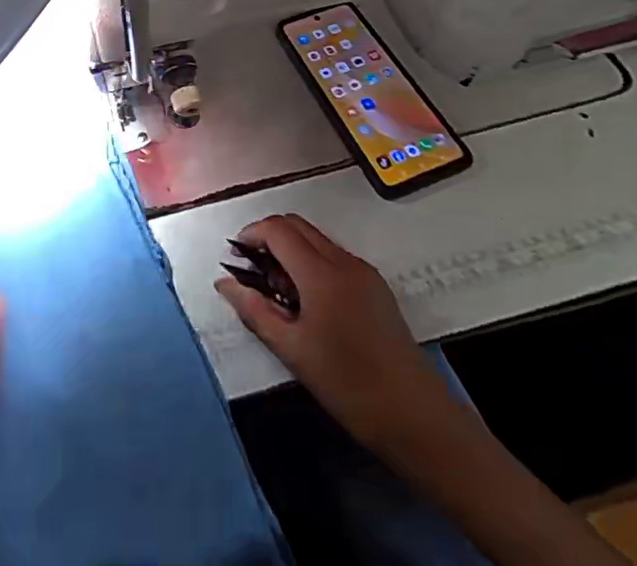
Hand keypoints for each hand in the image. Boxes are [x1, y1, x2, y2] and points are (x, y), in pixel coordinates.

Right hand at [214, 214, 446, 451]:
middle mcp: (344, 261)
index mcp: (322, 274)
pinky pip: (333, 256)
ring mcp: (363, 270)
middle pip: (297, 225)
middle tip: (251, 272)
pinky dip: (310, 262)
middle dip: (268, 237)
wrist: (412, 411)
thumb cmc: (346, 383)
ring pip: (316, 239)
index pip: (279, 230)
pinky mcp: (374, 284)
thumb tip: (225, 282)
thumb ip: (254, 310)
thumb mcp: (291, 349)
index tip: (234, 256)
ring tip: (276, 291)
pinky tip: (304, 300)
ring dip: (289, 250)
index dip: (251, 235)